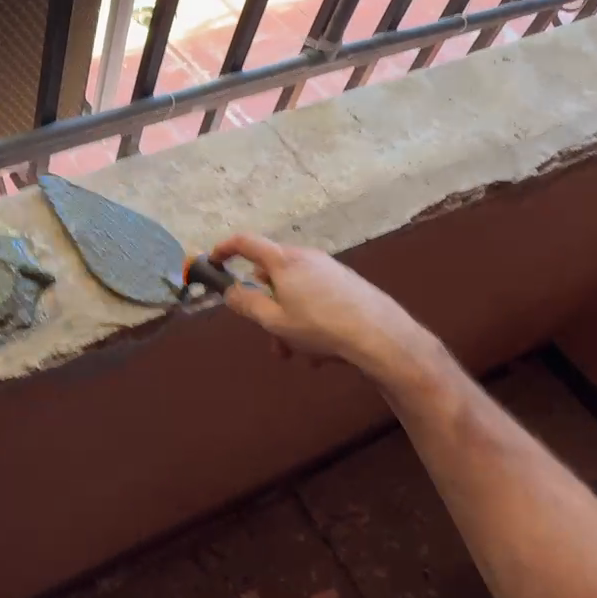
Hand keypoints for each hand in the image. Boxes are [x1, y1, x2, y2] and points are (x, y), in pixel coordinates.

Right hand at [211, 233, 443, 383]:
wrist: (383, 337)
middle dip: (266, 307)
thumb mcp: (275, 321)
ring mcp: (329, 270)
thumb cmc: (320, 327)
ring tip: (297, 355)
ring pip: (295, 292)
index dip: (225, 249)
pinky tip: (320, 354)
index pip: (245, 242)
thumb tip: (230, 291)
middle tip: (269, 337)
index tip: (214, 262)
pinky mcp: (348, 285)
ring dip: (288, 321)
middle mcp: (306, 257)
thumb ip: (247, 303)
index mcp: (284, 261)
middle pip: (272, 275)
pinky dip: (309, 321)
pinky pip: (316, 299)